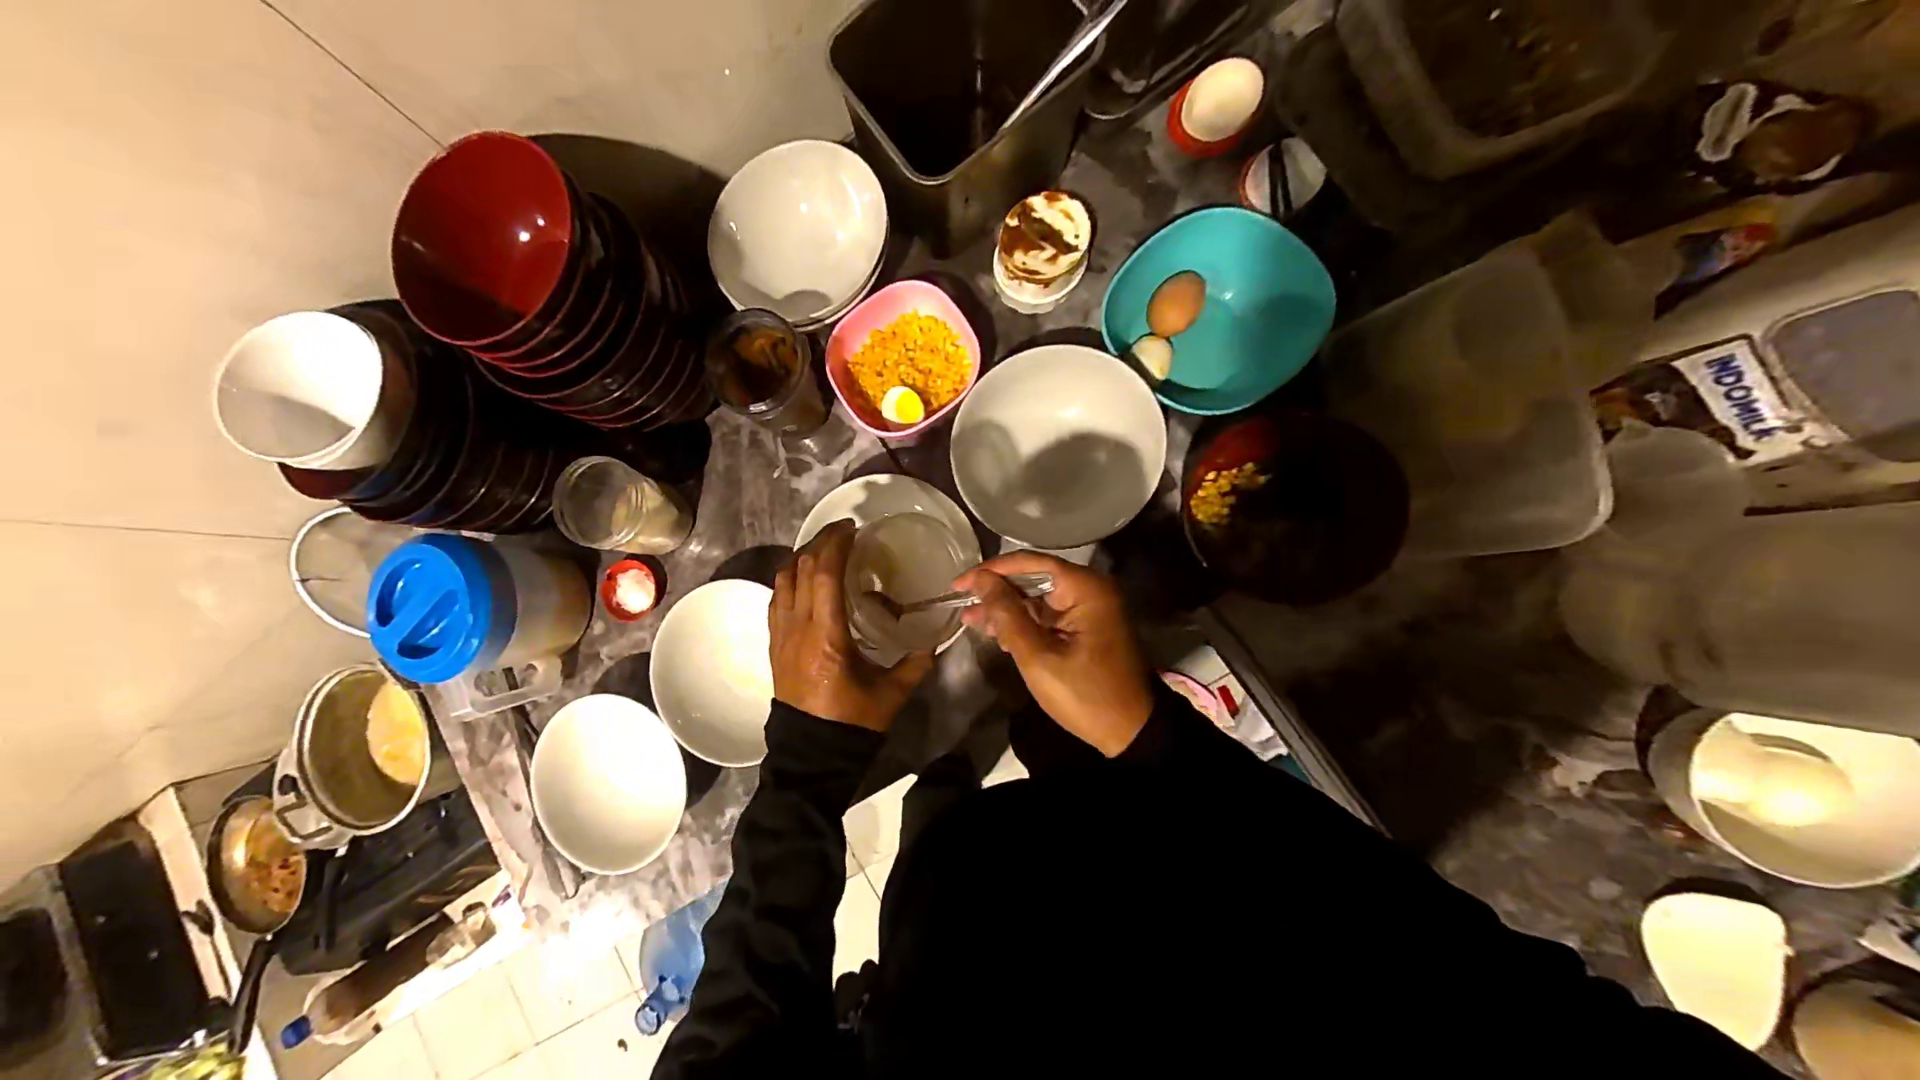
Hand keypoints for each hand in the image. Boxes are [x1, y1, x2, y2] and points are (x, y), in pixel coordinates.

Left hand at [770, 519, 932, 731]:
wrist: (812, 753)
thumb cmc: (852, 721)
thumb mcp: (892, 692)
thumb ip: (915, 663)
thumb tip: (933, 641)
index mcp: (826, 635)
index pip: (823, 574)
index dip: (835, 544)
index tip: (852, 529)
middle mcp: (797, 628)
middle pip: (800, 568)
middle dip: (820, 543)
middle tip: (844, 533)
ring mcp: (780, 635)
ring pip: (782, 580)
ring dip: (802, 558)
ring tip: (824, 551)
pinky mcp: (774, 644)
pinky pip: (776, 599)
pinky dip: (790, 580)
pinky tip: (806, 581)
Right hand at [952, 554, 1153, 756]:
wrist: (1130, 731)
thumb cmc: (1085, 694)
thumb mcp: (1038, 656)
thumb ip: (1008, 615)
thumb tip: (981, 580)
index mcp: (1085, 588)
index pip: (1031, 563)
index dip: (991, 570)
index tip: (959, 584)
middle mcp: (1089, 590)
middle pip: (1034, 578)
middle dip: (996, 591)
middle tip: (961, 604)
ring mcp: (1089, 609)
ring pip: (1037, 598)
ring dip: (1006, 610)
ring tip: (971, 621)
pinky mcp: (1085, 627)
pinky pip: (1047, 615)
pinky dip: (1022, 623)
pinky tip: (998, 634)